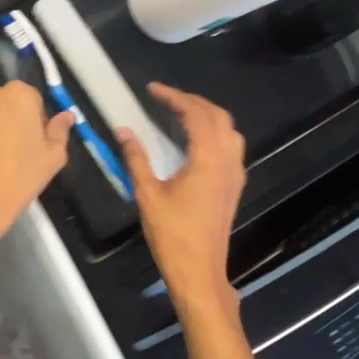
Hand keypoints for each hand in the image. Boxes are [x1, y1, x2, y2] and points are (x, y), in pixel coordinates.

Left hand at [0, 81, 72, 253]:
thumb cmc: (21, 175)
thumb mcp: (54, 155)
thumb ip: (60, 129)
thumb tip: (66, 116)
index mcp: (18, 93)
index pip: (32, 98)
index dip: (35, 119)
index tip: (34, 140)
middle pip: (4, 101)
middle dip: (10, 117)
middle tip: (15, 147)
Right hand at [117, 83, 247, 320]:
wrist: (199, 269)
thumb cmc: (171, 233)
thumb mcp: (147, 194)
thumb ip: (136, 158)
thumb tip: (123, 131)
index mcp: (207, 159)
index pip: (195, 115)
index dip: (175, 97)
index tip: (153, 90)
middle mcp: (227, 161)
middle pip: (218, 116)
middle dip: (192, 102)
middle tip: (165, 98)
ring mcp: (234, 174)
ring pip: (229, 131)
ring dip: (207, 115)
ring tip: (180, 113)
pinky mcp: (233, 185)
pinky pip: (230, 146)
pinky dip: (213, 132)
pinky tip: (193, 141)